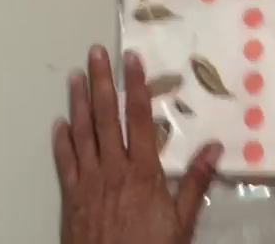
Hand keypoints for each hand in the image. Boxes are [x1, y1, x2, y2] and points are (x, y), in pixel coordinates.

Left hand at [55, 46, 222, 243]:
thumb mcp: (182, 223)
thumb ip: (196, 183)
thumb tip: (215, 146)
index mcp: (142, 170)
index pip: (139, 118)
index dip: (136, 86)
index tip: (131, 58)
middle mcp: (113, 167)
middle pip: (106, 116)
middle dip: (101, 82)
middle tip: (95, 52)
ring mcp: (88, 181)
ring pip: (82, 132)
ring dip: (78, 102)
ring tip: (75, 76)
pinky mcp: (71, 197)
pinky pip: (64, 163)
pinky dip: (61, 141)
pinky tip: (58, 122)